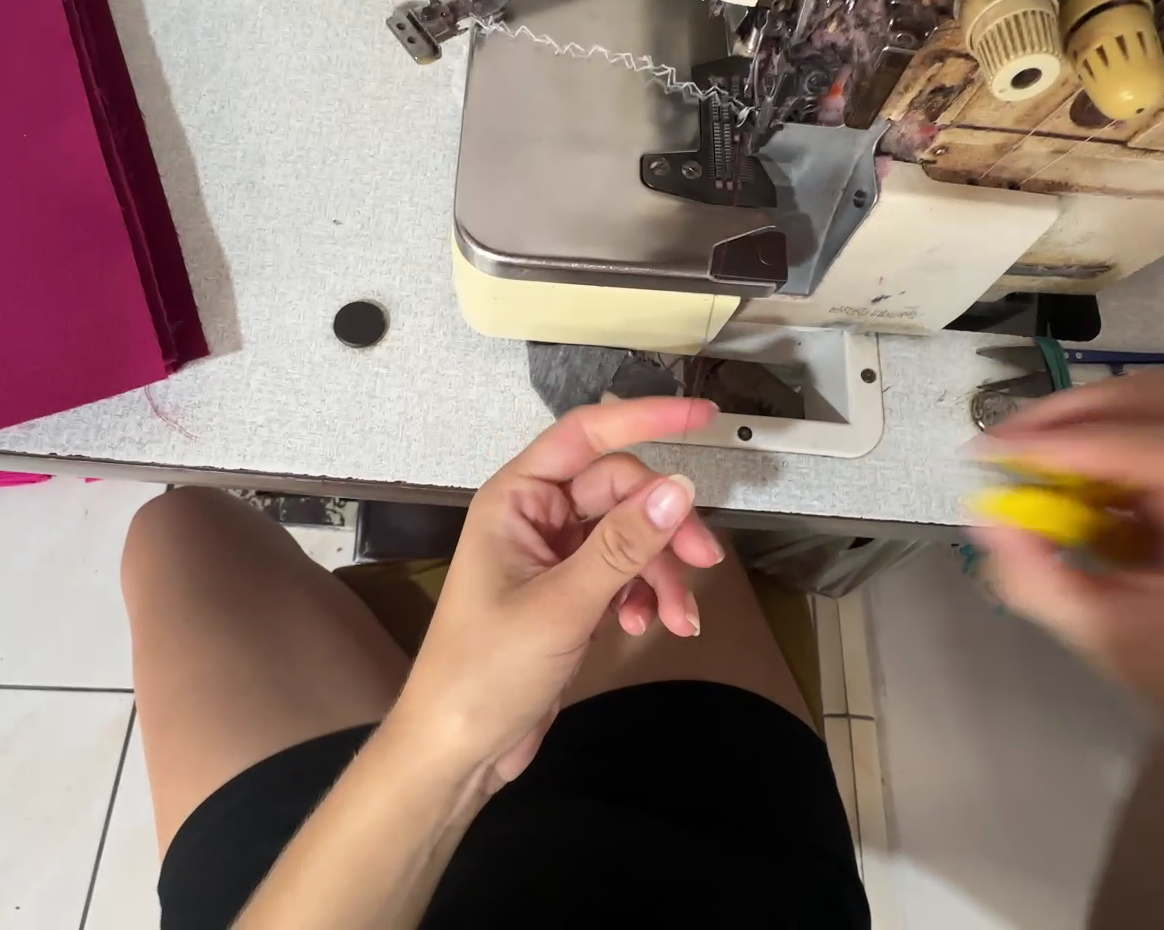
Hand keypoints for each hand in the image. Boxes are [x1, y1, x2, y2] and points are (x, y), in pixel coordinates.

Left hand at [389, 397, 724, 789]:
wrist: (458, 750)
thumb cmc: (487, 670)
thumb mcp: (562, 605)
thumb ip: (623, 545)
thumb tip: (680, 489)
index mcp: (518, 497)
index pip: (586, 435)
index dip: (645, 418)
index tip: (701, 414)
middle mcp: (537, 514)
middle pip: (620, 492)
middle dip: (664, 527)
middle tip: (705, 562)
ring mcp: (555, 553)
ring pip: (629, 535)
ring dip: (661, 571)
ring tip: (681, 618)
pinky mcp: (571, 589)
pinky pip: (622, 571)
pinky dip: (644, 593)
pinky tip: (649, 624)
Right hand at [971, 374, 1163, 741]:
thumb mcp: (1098, 633)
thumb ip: (1035, 576)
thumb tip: (981, 514)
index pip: (1163, 449)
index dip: (1073, 441)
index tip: (997, 451)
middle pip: (1157, 402)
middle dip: (1070, 414)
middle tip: (1006, 445)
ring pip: (1149, 404)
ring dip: (1079, 422)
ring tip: (1030, 460)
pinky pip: (1145, 429)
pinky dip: (1093, 441)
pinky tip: (1065, 481)